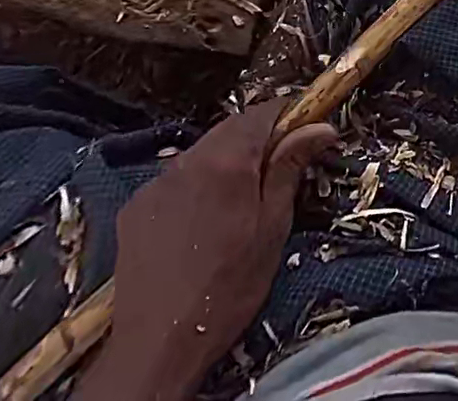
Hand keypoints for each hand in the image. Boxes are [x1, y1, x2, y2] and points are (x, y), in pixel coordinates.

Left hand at [76, 105, 337, 400]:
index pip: (263, 112)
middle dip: (260, 135)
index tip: (308, 129)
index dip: (289, 114)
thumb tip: (321, 127)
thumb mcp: (274, 223)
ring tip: (244, 193)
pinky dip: (199, 180)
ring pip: (203, 150)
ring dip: (229, 157)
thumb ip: (291, 166)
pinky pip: (177, 177)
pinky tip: (205, 215)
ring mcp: (156, 183)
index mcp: (227, 161)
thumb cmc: (231, 283)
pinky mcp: (135, 207)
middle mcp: (188, 161)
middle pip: (232, 127)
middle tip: (282, 164)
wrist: (157, 344)